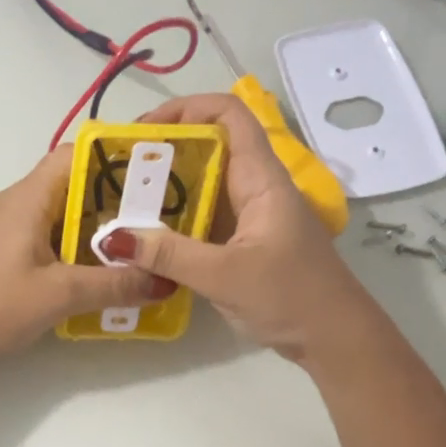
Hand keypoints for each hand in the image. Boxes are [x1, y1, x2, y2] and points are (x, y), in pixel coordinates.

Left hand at [0, 145, 171, 356]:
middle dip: (117, 196)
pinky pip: (51, 234)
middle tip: (158, 214)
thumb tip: (164, 281)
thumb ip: (113, 285)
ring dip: (98, 225)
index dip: (118, 157)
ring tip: (139, 242)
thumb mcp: (60, 295)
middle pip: (76, 182)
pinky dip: (77, 244)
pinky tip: (100, 268)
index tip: (155, 172)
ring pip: (64, 211)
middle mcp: (19, 201)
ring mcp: (10, 226)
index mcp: (30, 196)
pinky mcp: (7, 250)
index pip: (79, 153)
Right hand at [96, 94, 370, 360]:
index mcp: (261, 180)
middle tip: (118, 173)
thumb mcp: (224, 276)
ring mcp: (249, 218)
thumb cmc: (290, 297)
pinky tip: (144, 239)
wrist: (332, 337)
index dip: (185, 109)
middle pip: (209, 148)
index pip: (228, 115)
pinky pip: (202, 220)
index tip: (140, 131)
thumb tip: (113, 237)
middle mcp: (255, 189)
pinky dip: (173, 222)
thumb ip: (169, 255)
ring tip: (121, 203)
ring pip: (203, 187)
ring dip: (164, 190)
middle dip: (163, 152)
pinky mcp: (241, 245)